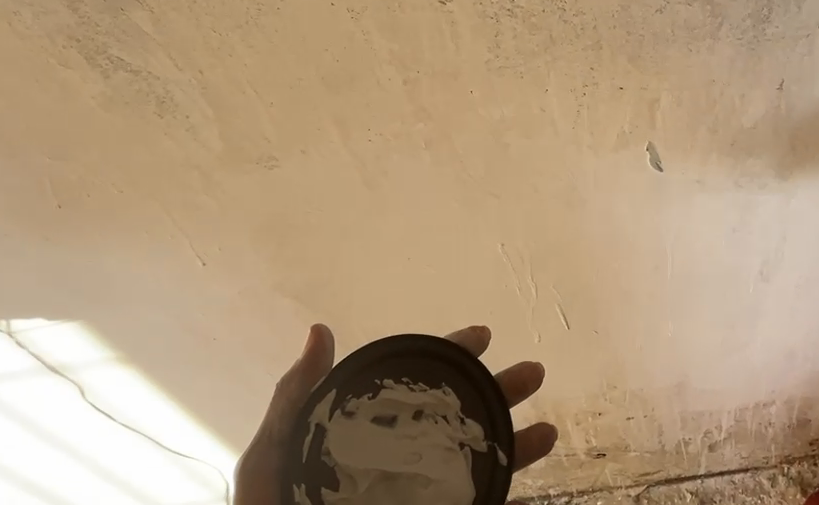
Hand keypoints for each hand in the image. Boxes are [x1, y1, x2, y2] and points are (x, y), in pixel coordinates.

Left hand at [236, 324, 559, 504]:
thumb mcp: (270, 458)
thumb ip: (296, 400)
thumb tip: (320, 329)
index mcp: (370, 432)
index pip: (419, 383)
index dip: (452, 355)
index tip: (483, 335)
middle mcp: (403, 460)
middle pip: (460, 417)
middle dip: (500, 391)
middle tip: (534, 371)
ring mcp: (423, 495)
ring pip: (478, 463)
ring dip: (516, 445)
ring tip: (548, 430)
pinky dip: (507, 496)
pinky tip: (529, 489)